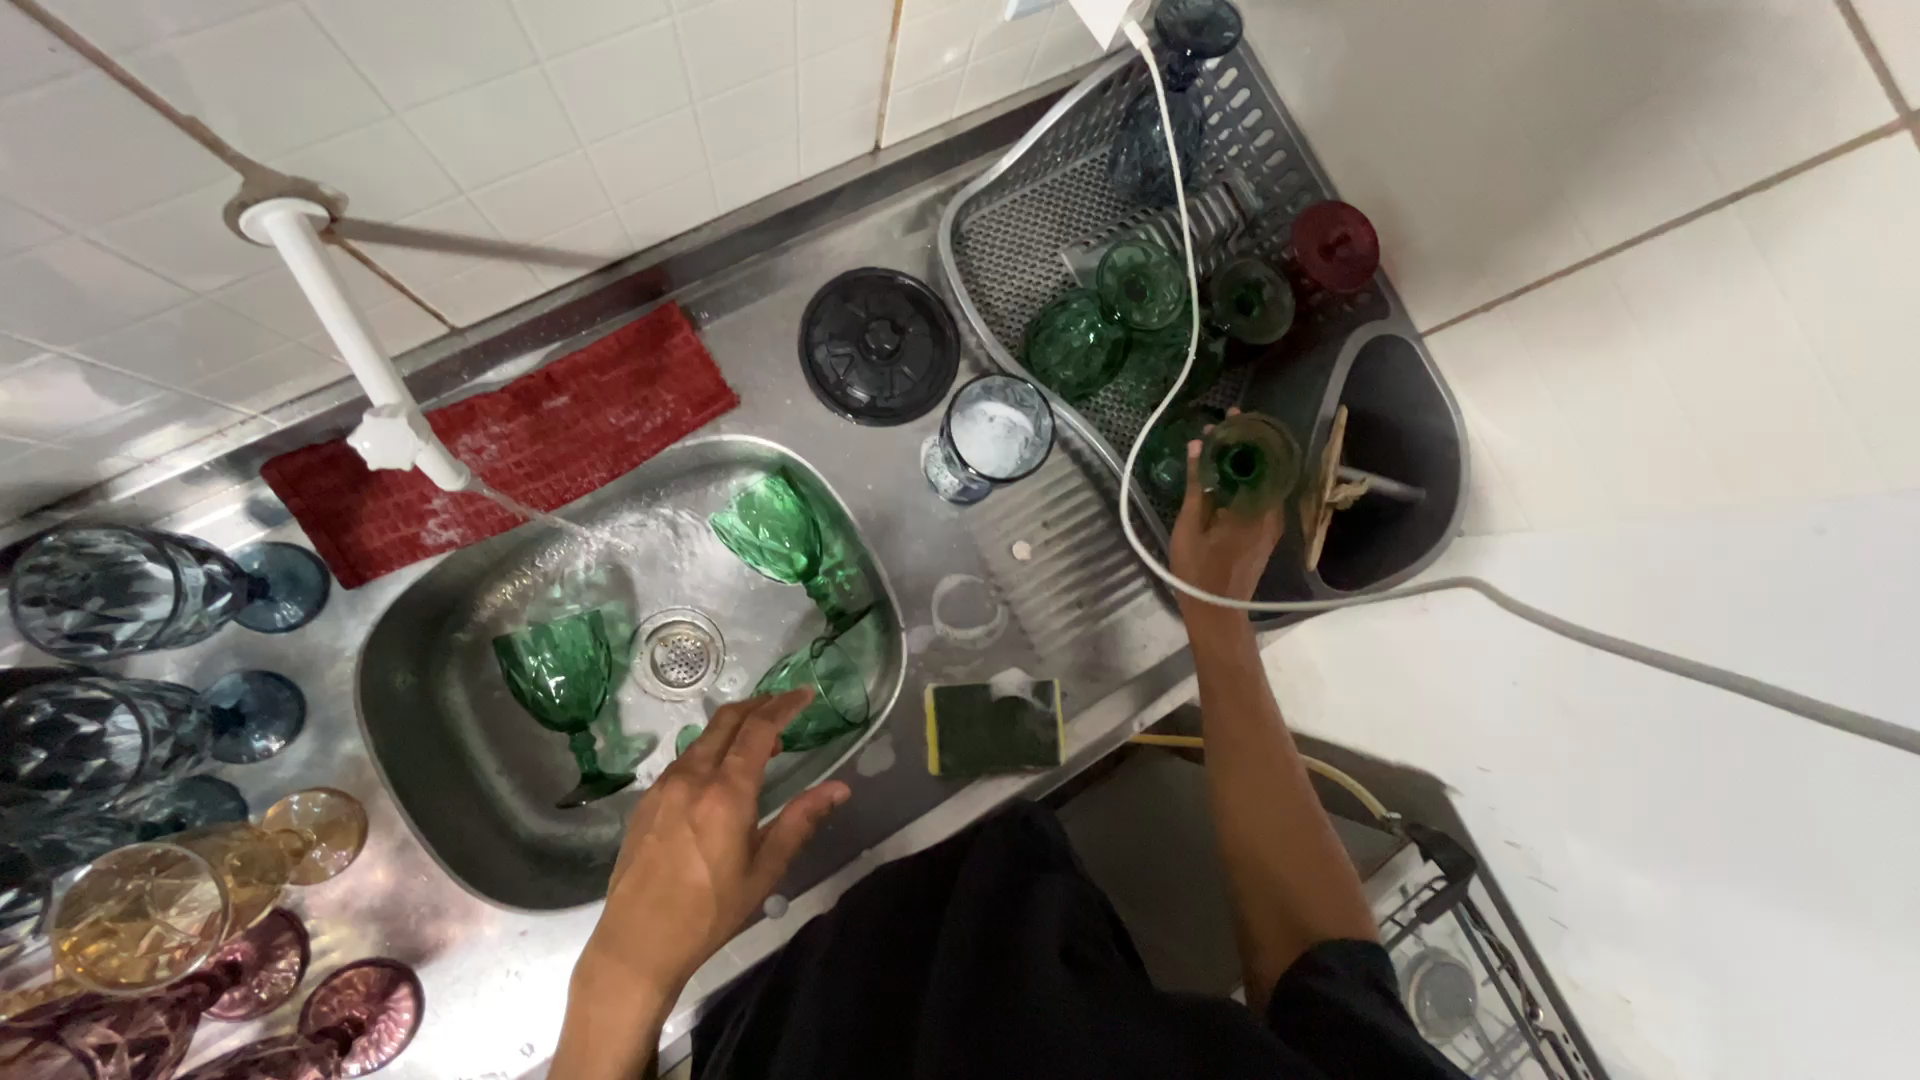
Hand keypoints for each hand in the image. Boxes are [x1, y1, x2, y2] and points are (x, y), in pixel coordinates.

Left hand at [574, 688, 849, 1000]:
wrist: (636, 945)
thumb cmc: (710, 912)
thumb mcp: (765, 870)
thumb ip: (801, 820)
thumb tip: (840, 788)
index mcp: (726, 792)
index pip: (759, 729)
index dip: (784, 705)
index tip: (805, 694)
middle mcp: (692, 777)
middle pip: (727, 720)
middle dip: (759, 706)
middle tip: (784, 708)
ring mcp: (663, 787)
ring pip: (703, 738)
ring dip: (734, 729)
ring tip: (761, 746)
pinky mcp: (646, 801)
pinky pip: (685, 760)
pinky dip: (711, 750)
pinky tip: (721, 775)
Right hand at [1169, 411, 1283, 618]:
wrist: (1216, 611)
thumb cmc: (1198, 571)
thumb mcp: (1189, 526)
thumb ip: (1196, 485)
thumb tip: (1199, 447)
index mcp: (1255, 509)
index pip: (1259, 459)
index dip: (1246, 435)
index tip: (1231, 417)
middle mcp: (1272, 512)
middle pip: (1266, 468)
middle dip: (1246, 444)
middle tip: (1224, 427)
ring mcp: (1271, 524)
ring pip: (1264, 482)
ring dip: (1246, 462)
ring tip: (1223, 445)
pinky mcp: (1266, 532)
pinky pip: (1261, 496)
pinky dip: (1246, 480)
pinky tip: (1226, 475)